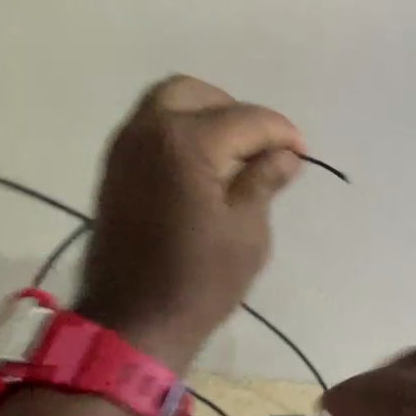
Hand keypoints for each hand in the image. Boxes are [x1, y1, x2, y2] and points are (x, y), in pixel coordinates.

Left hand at [77, 75, 305, 370]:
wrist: (135, 320)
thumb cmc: (200, 282)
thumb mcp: (248, 233)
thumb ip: (264, 182)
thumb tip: (283, 155)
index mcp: (187, 142)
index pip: (245, 119)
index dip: (280, 132)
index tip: (301, 154)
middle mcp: (149, 130)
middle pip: (197, 95)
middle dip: (236, 113)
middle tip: (263, 149)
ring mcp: (124, 148)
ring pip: (167, 105)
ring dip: (205, 120)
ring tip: (235, 160)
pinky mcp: (114, 170)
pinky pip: (150, 130)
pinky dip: (180, 135)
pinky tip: (203, 171)